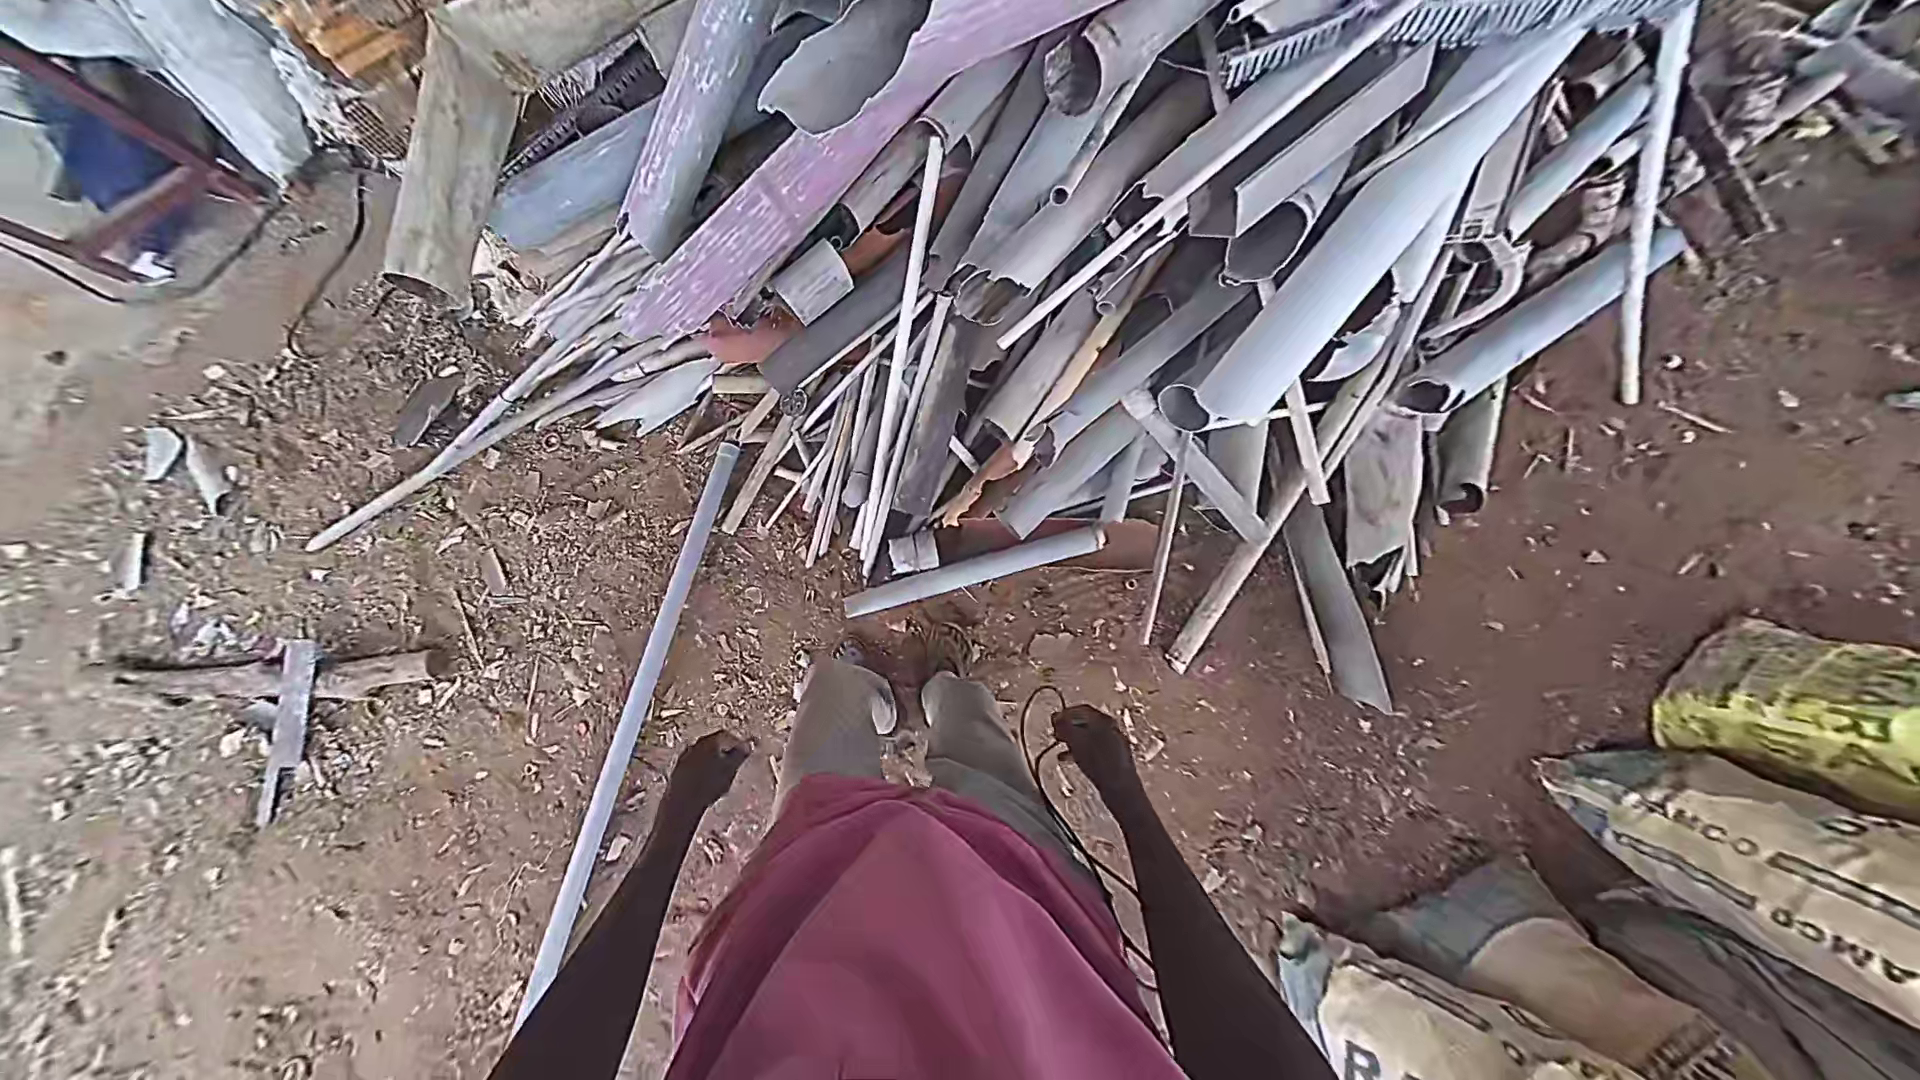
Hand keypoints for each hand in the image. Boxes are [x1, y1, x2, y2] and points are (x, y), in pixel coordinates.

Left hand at [660, 730, 752, 819]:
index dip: (738, 743)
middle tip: (733, 762)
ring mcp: (684, 758)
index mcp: (710, 741)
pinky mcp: (678, 772)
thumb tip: (748, 744)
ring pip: (703, 755)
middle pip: (714, 744)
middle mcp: (695, 746)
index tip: (744, 751)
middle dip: (724, 752)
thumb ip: (741, 753)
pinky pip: (694, 767)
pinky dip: (702, 771)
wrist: (683, 803)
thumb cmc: (709, 784)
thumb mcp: (732, 768)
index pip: (727, 735)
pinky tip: (706, 783)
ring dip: (712, 761)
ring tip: (720, 775)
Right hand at [1051, 704, 1143, 800]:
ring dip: (1073, 740)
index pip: (1081, 709)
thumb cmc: (1100, 762)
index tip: (1054, 720)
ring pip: (1089, 737)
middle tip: (1057, 732)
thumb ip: (1064, 726)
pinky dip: (1081, 752)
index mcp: (1104, 720)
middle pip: (1086, 722)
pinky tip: (1071, 759)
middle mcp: (1112, 730)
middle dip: (1069, 727)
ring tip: (1061, 747)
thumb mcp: (1075, 740)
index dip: (1065, 714)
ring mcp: (1115, 745)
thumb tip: (1056, 717)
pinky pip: (1093, 751)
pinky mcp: (1114, 760)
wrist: (1120, 788)